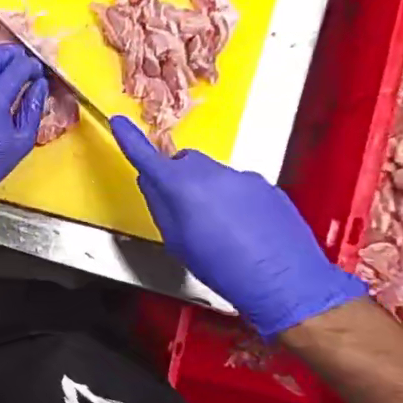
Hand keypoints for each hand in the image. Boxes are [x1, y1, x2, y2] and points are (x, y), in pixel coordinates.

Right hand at [111, 117, 366, 335]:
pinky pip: (239, 187)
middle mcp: (213, 173)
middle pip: (186, 163)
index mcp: (183, 186)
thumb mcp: (176, 241)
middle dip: (178, 178)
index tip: (119, 122)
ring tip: (216, 230)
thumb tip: (150, 182)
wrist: (284, 279)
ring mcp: (244, 177)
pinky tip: (241, 230)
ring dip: (207, 193)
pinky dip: (233, 201)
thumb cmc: (220, 266)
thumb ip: (160, 206)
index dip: (131, 139)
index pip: (148, 157)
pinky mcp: (268, 187)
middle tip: (179, 210)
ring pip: (213, 176)